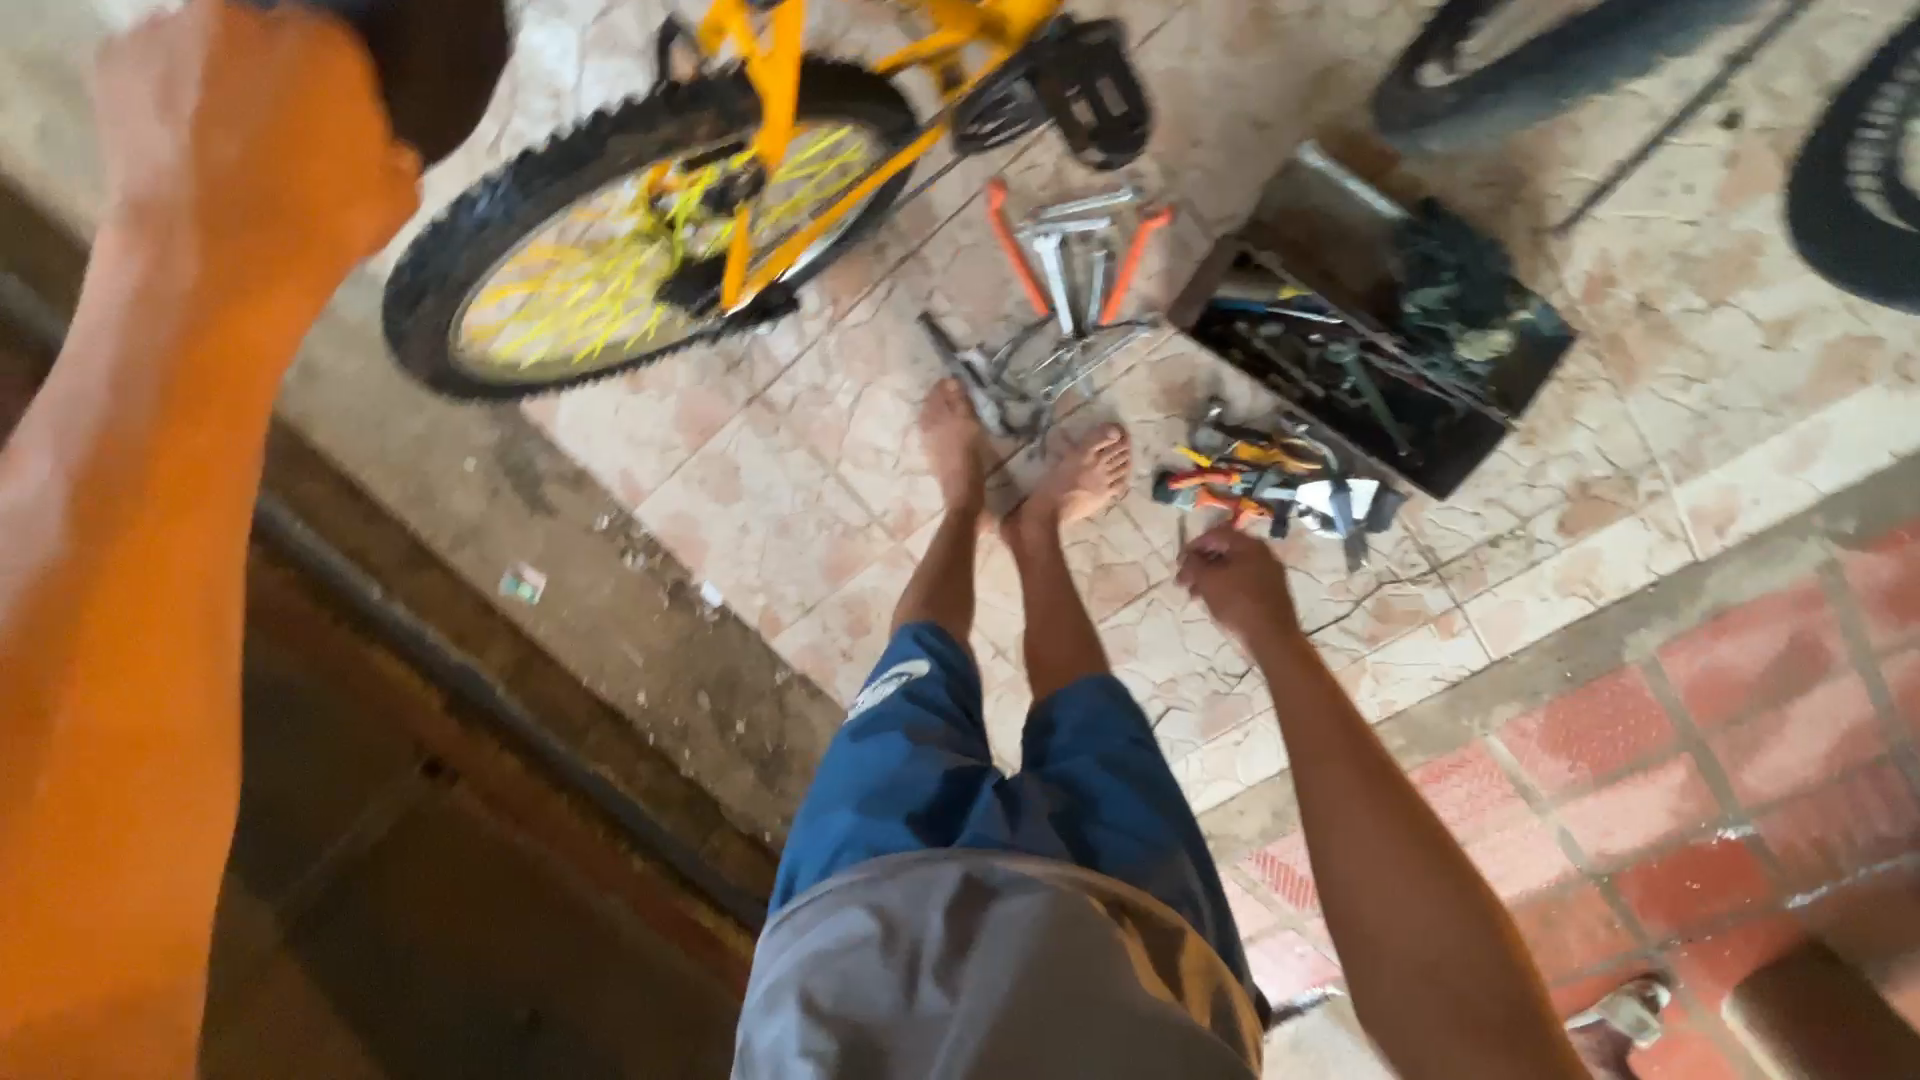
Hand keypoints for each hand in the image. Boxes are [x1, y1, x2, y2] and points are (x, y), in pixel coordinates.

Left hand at [93, 0, 420, 300]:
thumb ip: (391, 156)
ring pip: (206, 48)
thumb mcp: (397, 197)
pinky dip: (171, 97)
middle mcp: (240, 17)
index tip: (342, 126)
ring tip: (232, 144)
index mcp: (323, 45)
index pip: (341, 48)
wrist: (222, 254)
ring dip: (220, 81)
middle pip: (265, 37)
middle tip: (286, 133)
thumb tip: (382, 149)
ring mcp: (167, 32)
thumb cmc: (326, 221)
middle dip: (276, 75)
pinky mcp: (112, 59)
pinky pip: (156, 69)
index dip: (342, 90)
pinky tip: (190, 146)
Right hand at [1176, 523, 1302, 649]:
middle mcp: (1262, 553)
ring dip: (1210, 577)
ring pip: (1232, 567)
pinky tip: (1213, 600)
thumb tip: (1187, 558)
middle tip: (1183, 581)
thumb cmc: (1237, 603)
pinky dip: (1225, 585)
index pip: (1214, 534)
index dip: (1192, 546)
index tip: (1178, 563)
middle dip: (1200, 564)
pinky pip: (1242, 580)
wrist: (1272, 637)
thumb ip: (1193, 564)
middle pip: (1224, 550)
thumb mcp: (1208, 581)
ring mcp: (1269, 572)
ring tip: (1194, 595)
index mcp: (1249, 544)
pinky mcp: (1271, 590)